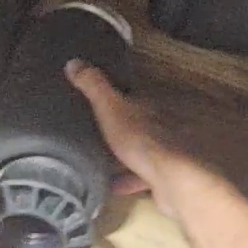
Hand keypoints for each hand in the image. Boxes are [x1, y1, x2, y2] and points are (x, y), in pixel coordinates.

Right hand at [65, 58, 233, 222]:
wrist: (174, 180)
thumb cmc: (141, 138)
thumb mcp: (110, 107)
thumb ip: (94, 86)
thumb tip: (73, 62)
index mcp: (152, 103)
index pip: (135, 94)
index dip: (118, 96)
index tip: (101, 101)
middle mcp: (165, 123)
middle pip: (141, 121)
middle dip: (124, 126)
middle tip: (98, 131)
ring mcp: (169, 151)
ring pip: (145, 149)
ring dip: (127, 155)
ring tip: (102, 160)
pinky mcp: (169, 176)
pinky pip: (145, 175)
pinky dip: (130, 179)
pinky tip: (113, 186)